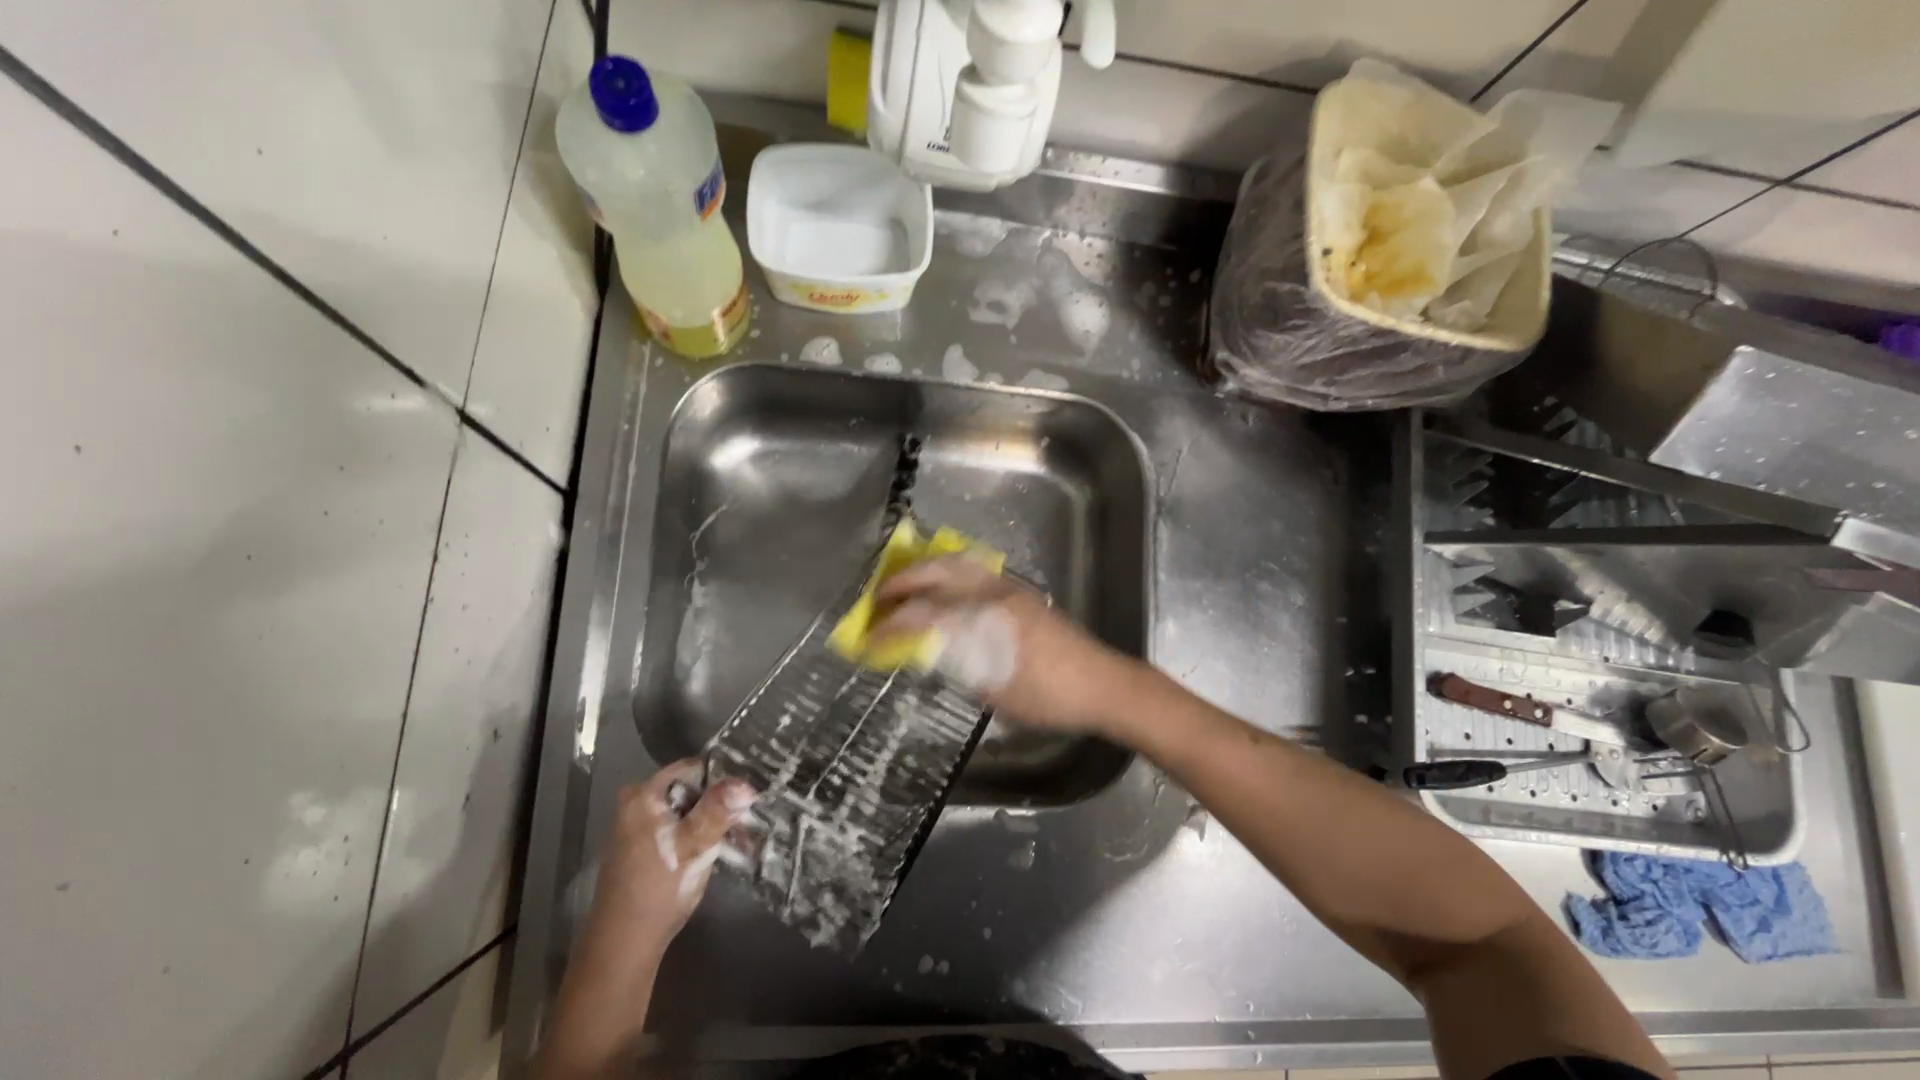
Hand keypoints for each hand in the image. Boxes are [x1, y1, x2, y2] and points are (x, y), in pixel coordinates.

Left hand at [584, 759, 755, 959]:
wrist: (624, 942)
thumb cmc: (659, 888)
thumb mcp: (694, 846)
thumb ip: (718, 811)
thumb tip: (747, 783)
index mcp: (644, 794)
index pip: (695, 768)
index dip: (724, 780)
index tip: (749, 798)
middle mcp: (637, 802)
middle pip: (691, 789)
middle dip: (721, 805)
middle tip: (750, 820)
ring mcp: (638, 825)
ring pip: (687, 811)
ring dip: (713, 822)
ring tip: (743, 836)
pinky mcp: (644, 846)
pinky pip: (679, 828)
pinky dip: (699, 836)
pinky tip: (722, 850)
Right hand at [871, 554, 1137, 734]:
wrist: (1103, 684)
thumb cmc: (1049, 698)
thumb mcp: (995, 691)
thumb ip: (958, 665)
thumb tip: (927, 652)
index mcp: (985, 620)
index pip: (924, 615)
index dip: (891, 626)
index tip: (867, 638)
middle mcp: (994, 594)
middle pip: (937, 574)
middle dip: (902, 583)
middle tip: (878, 598)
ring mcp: (1011, 589)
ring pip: (958, 564)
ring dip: (926, 571)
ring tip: (905, 584)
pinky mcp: (1022, 593)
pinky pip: (976, 571)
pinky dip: (949, 573)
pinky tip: (942, 588)